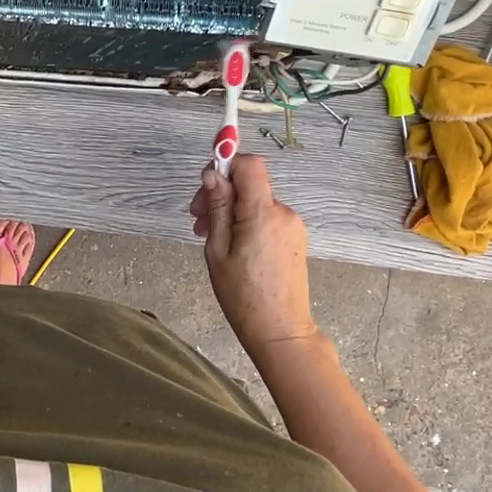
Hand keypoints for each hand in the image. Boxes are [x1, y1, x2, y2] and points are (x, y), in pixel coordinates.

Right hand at [190, 156, 316, 350]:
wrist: (279, 329)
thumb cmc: (243, 296)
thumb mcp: (217, 250)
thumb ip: (217, 207)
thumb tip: (213, 174)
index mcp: (262, 215)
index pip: (250, 165)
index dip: (227, 162)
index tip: (206, 175)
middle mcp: (283, 214)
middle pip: (249, 183)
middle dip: (221, 191)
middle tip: (197, 216)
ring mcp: (292, 225)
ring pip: (255, 201)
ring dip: (230, 209)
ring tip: (210, 235)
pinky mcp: (294, 237)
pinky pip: (266, 216)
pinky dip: (244, 221)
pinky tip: (229, 243)